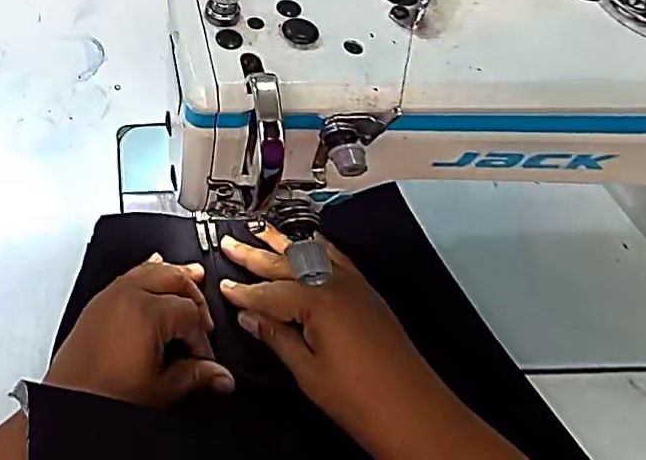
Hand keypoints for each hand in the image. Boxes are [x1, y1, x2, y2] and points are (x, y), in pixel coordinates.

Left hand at [44, 253, 235, 406]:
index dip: (203, 338)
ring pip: (153, 268)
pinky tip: (157, 266)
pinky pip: (132, 271)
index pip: (191, 313)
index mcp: (147, 312)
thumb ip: (194, 377)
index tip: (205, 360)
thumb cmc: (105, 394)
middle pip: (176, 279)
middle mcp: (130, 293)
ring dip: (175, 275)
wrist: (69, 399)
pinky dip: (150, 269)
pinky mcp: (102, 296)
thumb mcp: (159, 390)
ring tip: (193, 278)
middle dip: (195, 298)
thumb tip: (221, 376)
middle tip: (205, 322)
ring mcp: (113, 291)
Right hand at [218, 228, 523, 459]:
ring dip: (282, 242)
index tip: (226, 287)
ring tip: (262, 229)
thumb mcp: (310, 374)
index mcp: (317, 302)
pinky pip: (335, 256)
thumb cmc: (370, 403)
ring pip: (308, 253)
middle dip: (254, 255)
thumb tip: (253, 319)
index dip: (243, 292)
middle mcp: (335, 284)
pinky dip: (316, 247)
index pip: (268, 292)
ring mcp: (353, 285)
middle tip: (231, 244)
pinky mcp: (367, 292)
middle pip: (284, 263)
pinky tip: (308, 242)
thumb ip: (278, 338)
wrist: (419, 417)